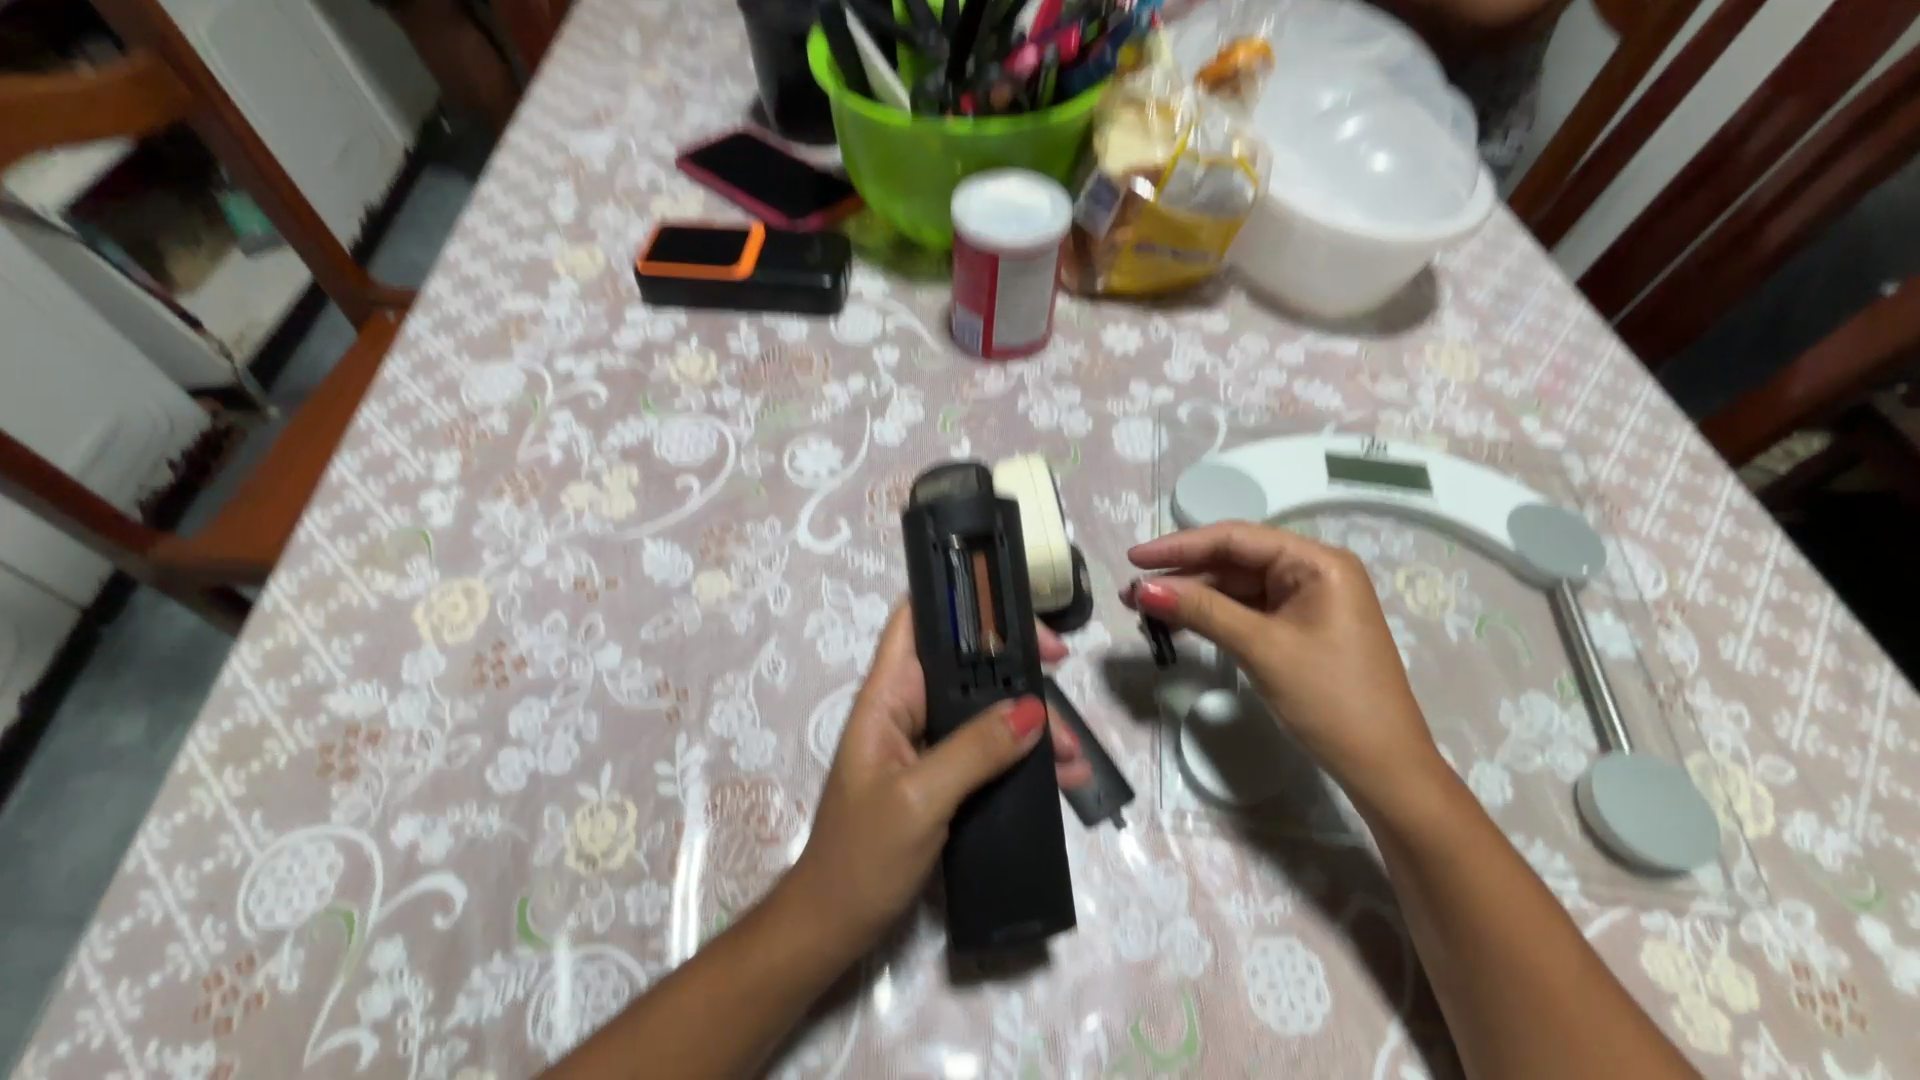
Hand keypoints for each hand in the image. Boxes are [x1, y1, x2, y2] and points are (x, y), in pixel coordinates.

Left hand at [781, 606, 1090, 958]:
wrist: (837, 924)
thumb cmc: (862, 857)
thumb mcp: (919, 799)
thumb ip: (974, 751)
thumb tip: (1033, 708)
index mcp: (886, 698)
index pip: (916, 621)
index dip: (964, 602)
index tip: (1020, 619)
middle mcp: (907, 711)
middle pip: (965, 663)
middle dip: (1016, 668)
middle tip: (1063, 675)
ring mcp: (927, 747)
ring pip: (985, 710)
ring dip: (1031, 723)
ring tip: (1075, 752)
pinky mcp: (944, 780)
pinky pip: (991, 754)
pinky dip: (1026, 760)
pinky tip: (1064, 777)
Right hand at [1121, 522, 1443, 797]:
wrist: (1382, 765)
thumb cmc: (1330, 697)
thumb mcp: (1261, 648)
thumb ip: (1202, 612)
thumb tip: (1143, 589)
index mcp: (1316, 563)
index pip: (1236, 539)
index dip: (1180, 546)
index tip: (1133, 558)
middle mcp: (1312, 573)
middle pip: (1234, 561)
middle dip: (1182, 575)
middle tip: (1131, 593)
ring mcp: (1306, 603)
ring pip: (1236, 589)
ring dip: (1192, 598)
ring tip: (1143, 611)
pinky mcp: (1298, 631)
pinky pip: (1246, 613)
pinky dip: (1212, 618)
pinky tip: (1177, 625)